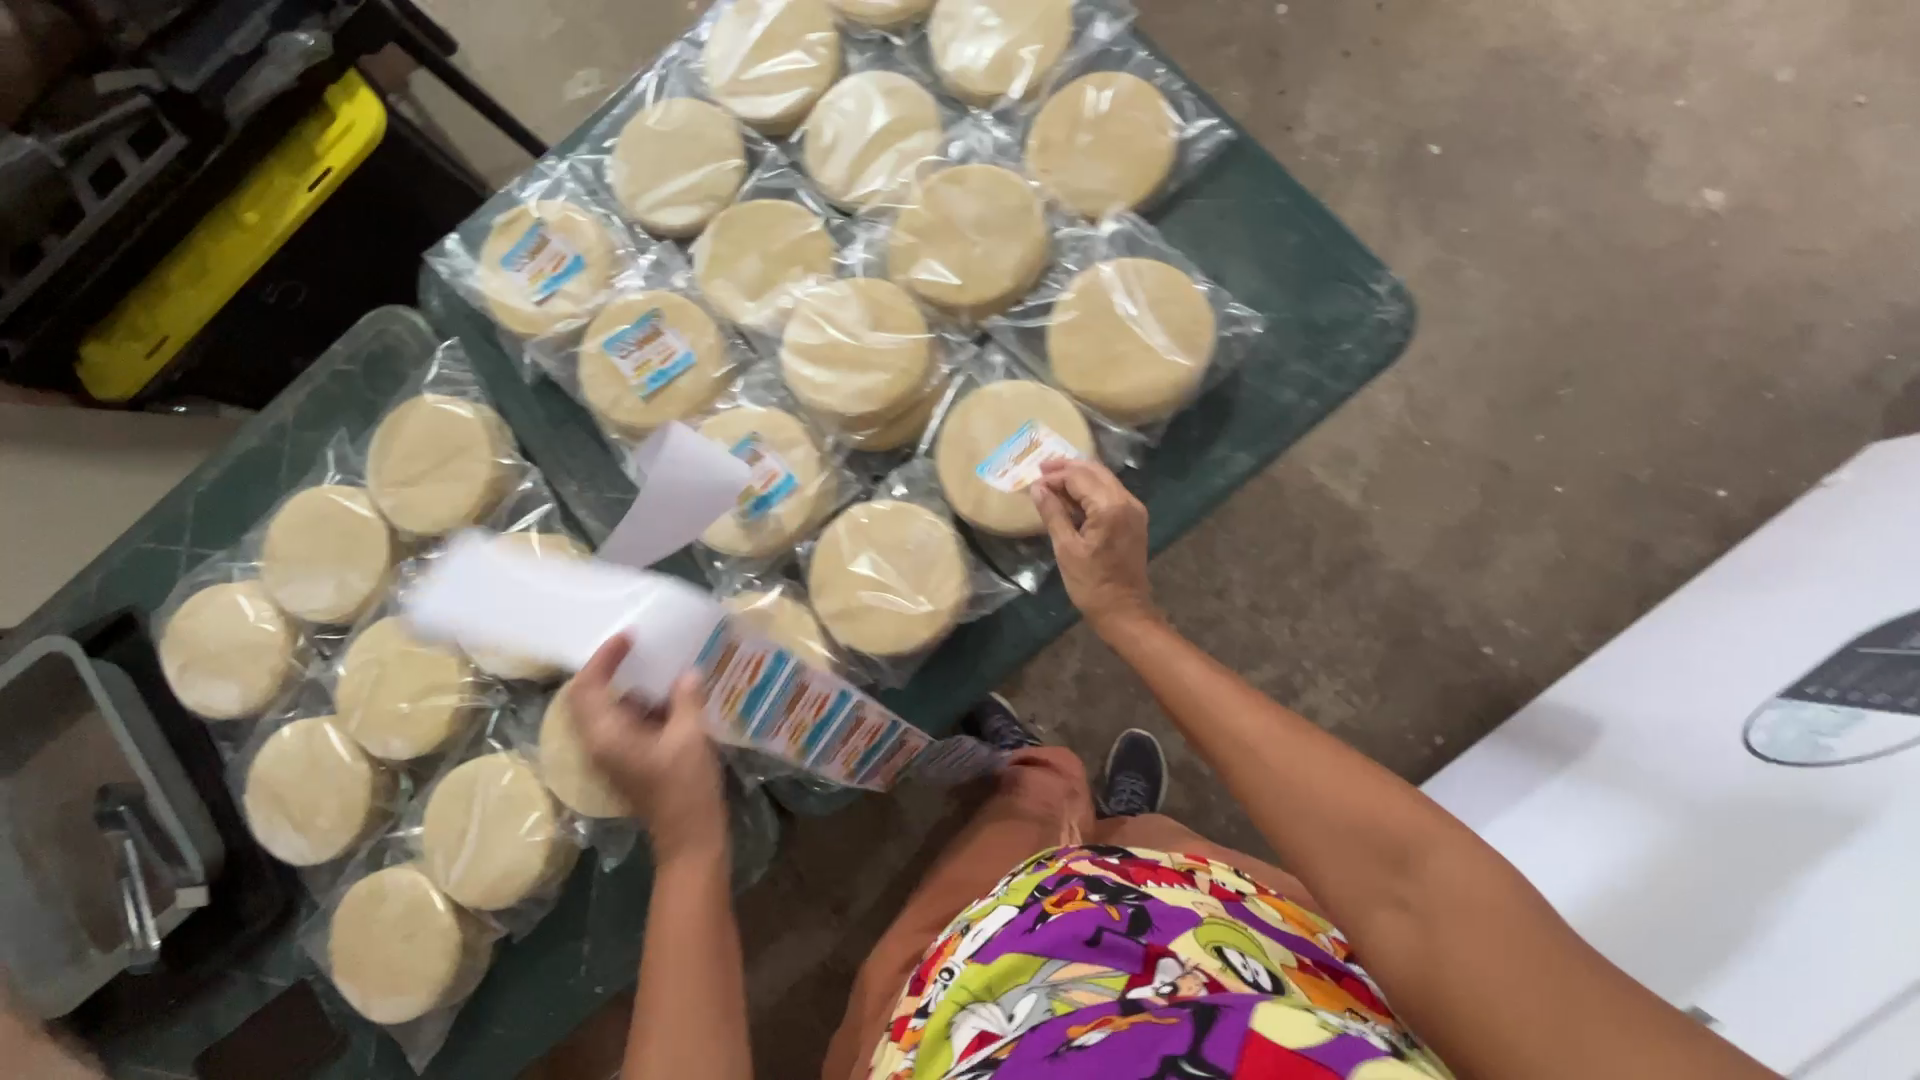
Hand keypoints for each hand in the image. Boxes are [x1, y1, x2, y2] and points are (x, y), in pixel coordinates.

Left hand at [569, 636, 727, 865]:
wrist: (690, 837)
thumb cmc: (685, 787)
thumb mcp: (690, 737)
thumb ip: (685, 699)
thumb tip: (686, 674)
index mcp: (606, 736)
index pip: (586, 688)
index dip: (603, 659)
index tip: (628, 638)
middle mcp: (600, 744)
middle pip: (590, 697)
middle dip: (610, 670)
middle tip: (638, 647)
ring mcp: (614, 754)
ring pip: (610, 710)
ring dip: (630, 687)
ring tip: (659, 665)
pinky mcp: (630, 760)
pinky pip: (627, 723)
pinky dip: (643, 704)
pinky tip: (673, 696)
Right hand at [1030, 459, 1160, 635]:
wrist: (1124, 610)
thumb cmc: (1091, 584)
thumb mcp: (1066, 549)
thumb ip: (1053, 513)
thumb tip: (1037, 488)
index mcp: (1110, 507)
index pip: (1079, 477)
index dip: (1055, 477)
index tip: (1033, 482)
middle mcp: (1127, 501)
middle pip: (1095, 471)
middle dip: (1068, 468)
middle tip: (1041, 469)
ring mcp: (1134, 510)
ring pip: (1104, 480)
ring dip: (1079, 477)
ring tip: (1052, 481)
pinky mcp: (1134, 520)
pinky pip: (1111, 494)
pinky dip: (1091, 490)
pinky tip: (1072, 498)